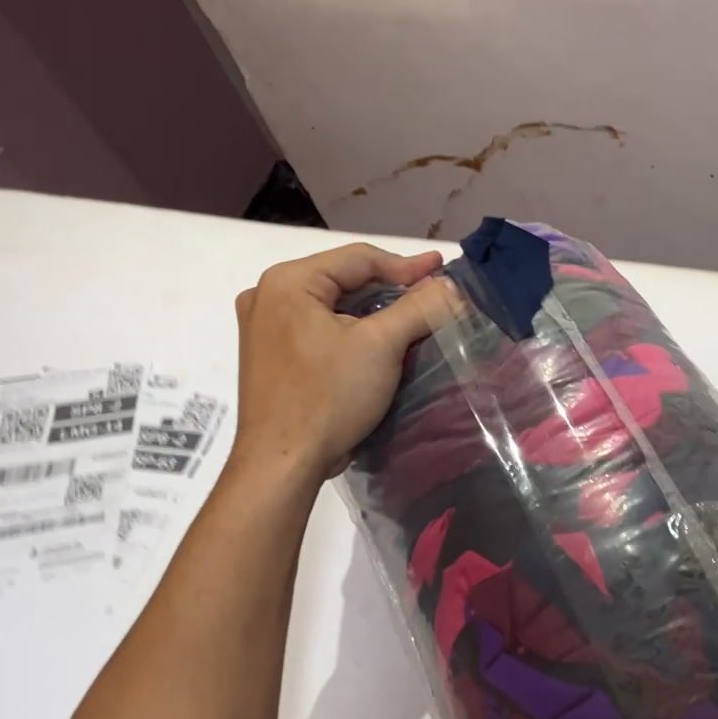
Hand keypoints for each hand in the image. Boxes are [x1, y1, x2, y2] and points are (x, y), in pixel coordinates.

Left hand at [230, 243, 461, 483]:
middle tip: (433, 294)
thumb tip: (453, 287)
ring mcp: (264, 328)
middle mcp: (268, 296)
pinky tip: (379, 344)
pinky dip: (354, 331)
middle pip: (344, 280)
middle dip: (392, 287)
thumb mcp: (381, 345)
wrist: (284, 459)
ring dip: (375, 310)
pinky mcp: (272, 357)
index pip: (358, 258)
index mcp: (287, 282)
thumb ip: (420, 308)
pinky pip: (321, 329)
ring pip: (333, 306)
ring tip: (413, 317)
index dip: (407, 265)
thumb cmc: (329, 395)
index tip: (445, 272)